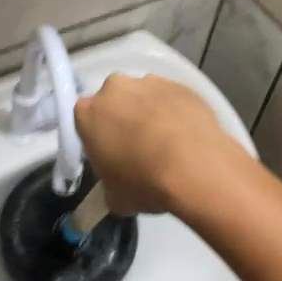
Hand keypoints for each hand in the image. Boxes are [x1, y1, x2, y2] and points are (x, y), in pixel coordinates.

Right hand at [74, 74, 252, 215]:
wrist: (197, 168)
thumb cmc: (145, 183)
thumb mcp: (114, 198)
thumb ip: (108, 185)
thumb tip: (116, 187)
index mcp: (88, 113)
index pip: (85, 121)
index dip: (97, 139)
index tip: (110, 156)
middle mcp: (115, 88)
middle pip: (114, 102)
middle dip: (122, 120)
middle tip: (137, 149)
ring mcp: (150, 82)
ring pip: (143, 97)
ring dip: (149, 114)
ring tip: (168, 144)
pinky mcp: (181, 84)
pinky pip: (171, 99)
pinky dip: (175, 112)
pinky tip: (187, 137)